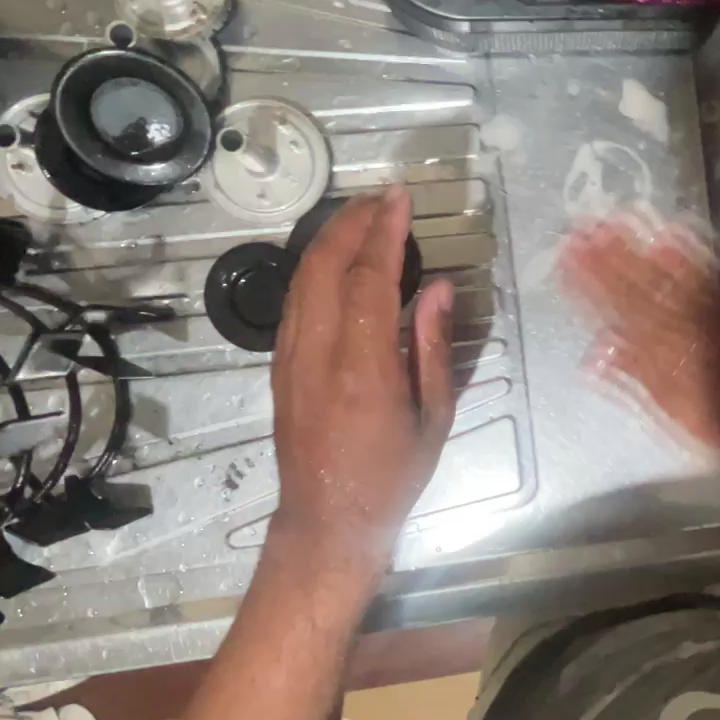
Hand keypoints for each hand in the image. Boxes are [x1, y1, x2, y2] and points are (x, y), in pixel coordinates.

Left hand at [268, 187, 455, 575]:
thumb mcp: (434, 417)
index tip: (400, 199)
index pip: (370, 280)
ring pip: (301, 278)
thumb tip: (440, 289)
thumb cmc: (393, 475)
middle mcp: (318, 354)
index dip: (385, 233)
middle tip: (383, 199)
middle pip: (323, 266)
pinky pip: (294, 301)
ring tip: (362, 218)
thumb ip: (435, 348)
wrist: (328, 520)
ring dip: (329, 239)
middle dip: (352, 222)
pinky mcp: (279, 366)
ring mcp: (290, 358)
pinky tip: (336, 260)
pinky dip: (315, 267)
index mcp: (364, 369)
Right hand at [559, 216, 719, 455]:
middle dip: (608, 254)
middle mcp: (682, 326)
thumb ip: (630, 380)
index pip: (616, 311)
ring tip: (617, 215)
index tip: (567, 258)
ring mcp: (710, 311)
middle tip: (583, 226)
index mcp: (659, 353)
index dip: (589, 283)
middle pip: (638, 284)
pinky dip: (689, 249)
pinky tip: (673, 228)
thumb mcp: (668, 411)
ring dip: (642, 243)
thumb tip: (593, 356)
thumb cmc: (718, 421)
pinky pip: (708, 272)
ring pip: (669, 272)